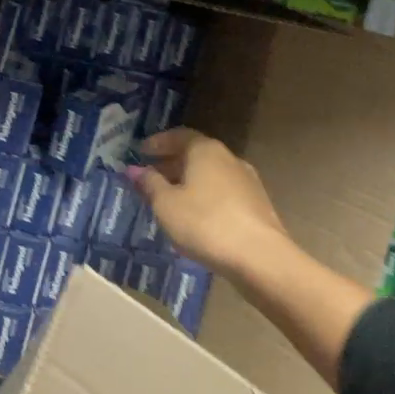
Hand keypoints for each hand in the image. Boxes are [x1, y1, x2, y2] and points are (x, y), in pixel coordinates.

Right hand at [129, 128, 291, 278]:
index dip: (158, 143)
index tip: (140, 152)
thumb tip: (134, 170)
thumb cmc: (205, 223)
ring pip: (210, 174)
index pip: (178, 135)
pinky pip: (223, 193)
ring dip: (189, 182)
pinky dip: (205, 197)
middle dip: (172, 164)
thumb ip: (149, 184)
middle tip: (151, 177)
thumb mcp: (166, 205)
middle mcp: (228, 158)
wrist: (261, 258)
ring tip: (171, 200)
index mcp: (205, 150)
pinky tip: (196, 217)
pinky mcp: (257, 205)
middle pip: (196, 154)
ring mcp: (247, 181)